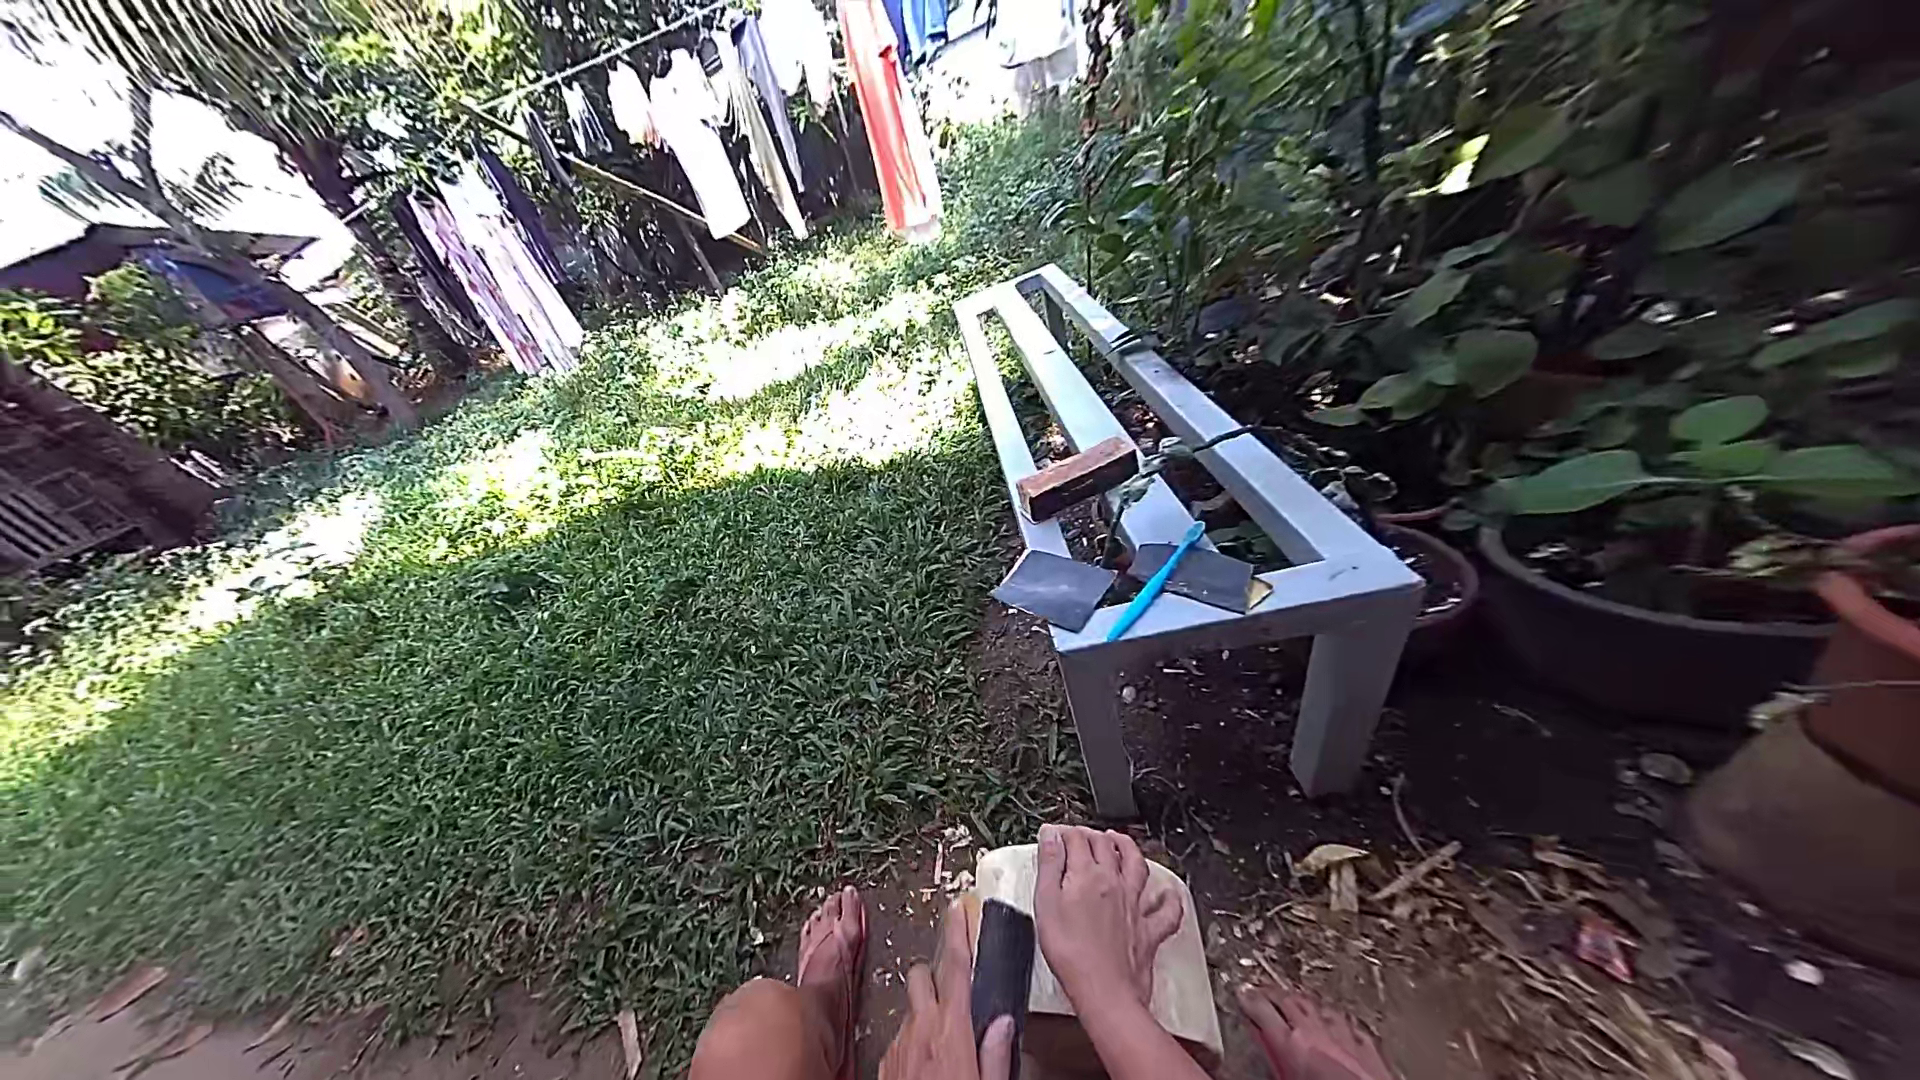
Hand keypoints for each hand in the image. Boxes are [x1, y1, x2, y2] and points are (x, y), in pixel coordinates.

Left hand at [879, 899, 1015, 1079]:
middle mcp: (920, 1028)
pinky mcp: (883, 1064)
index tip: (958, 911)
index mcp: (951, 1028)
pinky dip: (912, 1040)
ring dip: (924, 1013)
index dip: (957, 933)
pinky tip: (925, 1067)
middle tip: (952, 991)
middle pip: (922, 974)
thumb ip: (996, 1053)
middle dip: (935, 974)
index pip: (956, 966)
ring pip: (910, 1007)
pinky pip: (899, 1037)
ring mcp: (898, 1045)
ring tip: (942, 1043)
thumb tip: (1002, 1021)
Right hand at [1033, 824, 1182, 1015]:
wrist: (1103, 993)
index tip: (1056, 834)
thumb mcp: (1046, 903)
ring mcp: (1133, 905)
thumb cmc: (1071, 953)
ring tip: (1121, 840)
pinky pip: (1167, 911)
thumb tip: (1049, 835)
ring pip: (1137, 865)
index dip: (1065, 833)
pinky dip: (1169, 900)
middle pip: (1105, 845)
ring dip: (1129, 848)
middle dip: (1092, 834)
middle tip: (1081, 834)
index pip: (1077, 839)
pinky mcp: (1148, 930)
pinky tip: (1168, 894)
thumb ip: (1048, 865)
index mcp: (1087, 874)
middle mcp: (1114, 883)